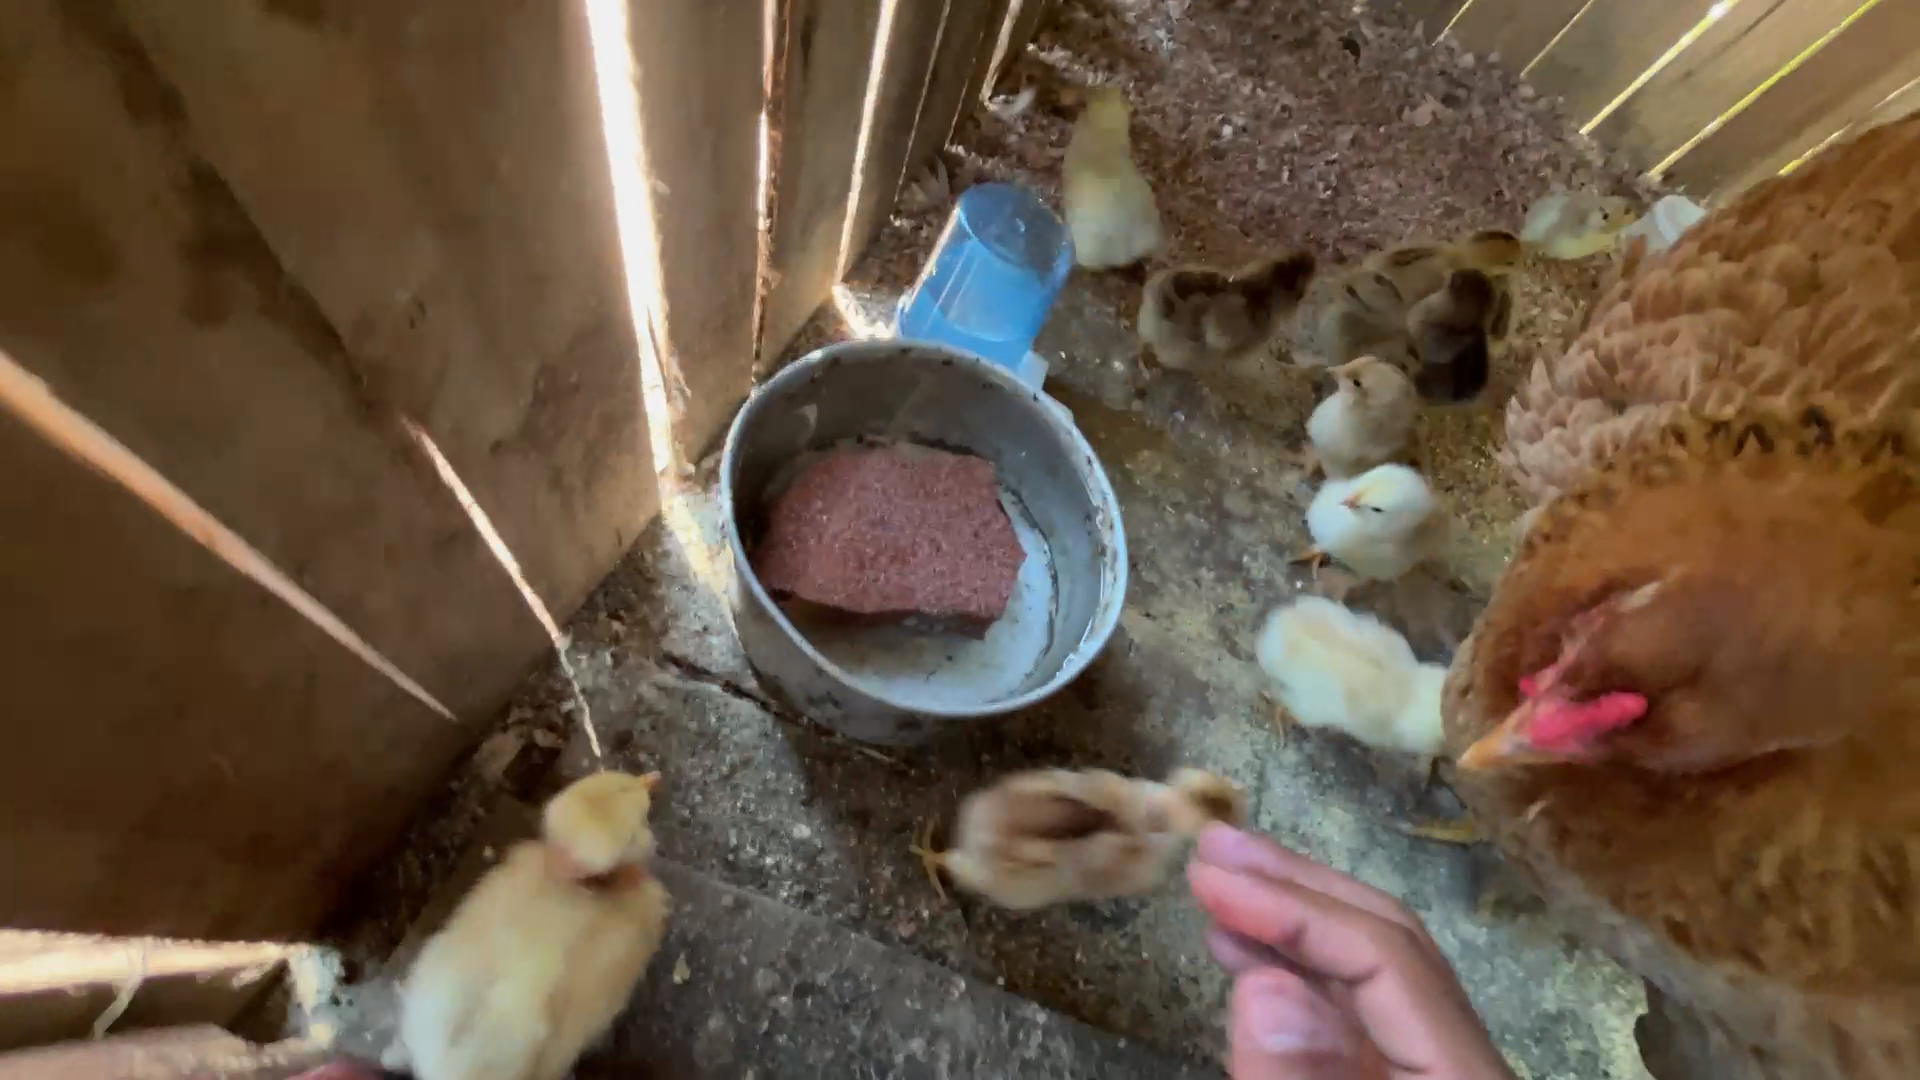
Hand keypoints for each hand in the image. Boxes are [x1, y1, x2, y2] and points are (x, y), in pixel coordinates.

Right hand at [1188, 824, 1514, 1079]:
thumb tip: (1261, 990)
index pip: (1390, 959)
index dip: (1293, 908)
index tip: (1208, 879)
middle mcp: (1463, 1062)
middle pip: (1391, 940)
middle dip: (1294, 885)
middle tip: (1214, 844)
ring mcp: (1433, 1066)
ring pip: (1370, 967)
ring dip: (1284, 916)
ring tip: (1215, 880)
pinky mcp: (1402, 1074)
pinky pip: (1352, 1004)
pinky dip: (1290, 965)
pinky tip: (1241, 950)